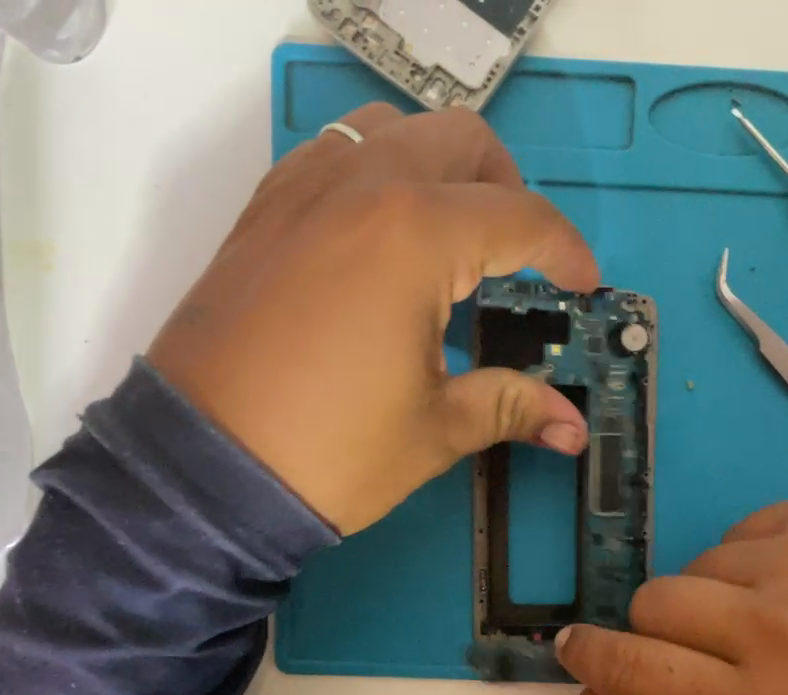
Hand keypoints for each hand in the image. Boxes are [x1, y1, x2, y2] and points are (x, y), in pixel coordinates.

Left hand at [147, 104, 599, 534]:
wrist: (203, 469)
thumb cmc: (331, 450)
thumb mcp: (435, 429)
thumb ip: (510, 406)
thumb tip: (573, 427)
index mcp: (415, 235)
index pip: (520, 219)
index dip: (566, 253)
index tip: (583, 286)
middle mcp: (362, 187)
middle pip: (462, 143)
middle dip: (509, 191)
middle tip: (519, 257)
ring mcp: (304, 189)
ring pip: (393, 131)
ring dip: (440, 168)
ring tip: (452, 237)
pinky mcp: (264, 210)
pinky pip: (334, 154)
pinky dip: (375, 174)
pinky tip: (381, 238)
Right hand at [556, 502, 787, 694]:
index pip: (636, 671)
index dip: (592, 659)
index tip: (575, 649)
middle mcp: (773, 630)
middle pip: (653, 601)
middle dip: (658, 627)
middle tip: (701, 644)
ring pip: (695, 563)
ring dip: (712, 593)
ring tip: (767, 614)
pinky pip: (741, 532)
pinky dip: (750, 560)